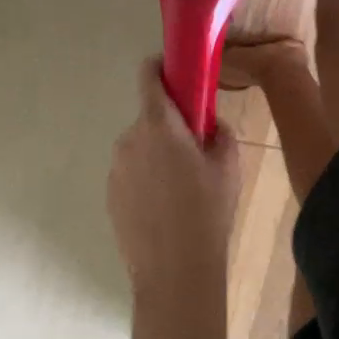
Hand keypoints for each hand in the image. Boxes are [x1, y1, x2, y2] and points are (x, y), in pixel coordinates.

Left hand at [108, 58, 241, 290]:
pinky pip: (130, 172)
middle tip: (194, 147)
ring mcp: (116, 168)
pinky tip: (164, 207)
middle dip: (169, 124)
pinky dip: (145, 178)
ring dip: (157, 153)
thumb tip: (209, 125)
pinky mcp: (110, 195)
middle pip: (149, 116)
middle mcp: (130, 138)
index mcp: (159, 123)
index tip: (177, 72)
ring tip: (181, 186)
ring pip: (140, 146)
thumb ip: (219, 132)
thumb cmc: (207, 210)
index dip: (161, 67)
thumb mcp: (229, 164)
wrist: (175, 271)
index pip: (148, 76)